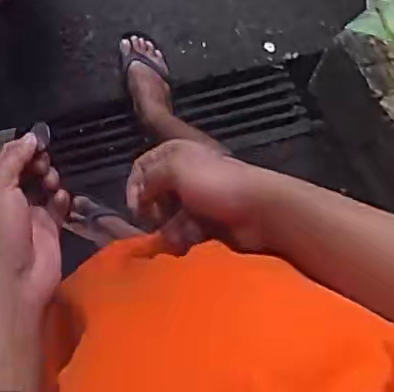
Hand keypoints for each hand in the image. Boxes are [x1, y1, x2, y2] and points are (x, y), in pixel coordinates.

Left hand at [0, 132, 67, 308]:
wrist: (18, 279)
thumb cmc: (3, 230)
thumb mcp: (0, 188)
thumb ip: (14, 159)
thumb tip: (31, 136)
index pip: (10, 157)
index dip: (24, 146)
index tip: (39, 140)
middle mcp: (13, 197)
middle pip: (30, 168)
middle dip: (39, 161)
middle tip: (43, 166)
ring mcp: (33, 212)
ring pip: (46, 182)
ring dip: (51, 176)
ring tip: (51, 183)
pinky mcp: (51, 226)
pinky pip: (59, 203)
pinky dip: (61, 197)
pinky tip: (60, 199)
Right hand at [125, 140, 276, 254]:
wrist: (258, 211)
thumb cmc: (214, 183)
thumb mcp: (175, 169)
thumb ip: (149, 178)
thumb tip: (138, 194)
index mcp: (174, 153)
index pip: (142, 167)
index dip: (135, 186)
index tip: (136, 207)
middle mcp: (182, 174)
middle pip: (153, 194)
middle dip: (152, 211)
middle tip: (157, 223)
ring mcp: (194, 199)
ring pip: (167, 217)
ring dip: (169, 229)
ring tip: (180, 236)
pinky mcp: (205, 222)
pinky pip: (183, 232)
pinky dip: (183, 238)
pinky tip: (190, 241)